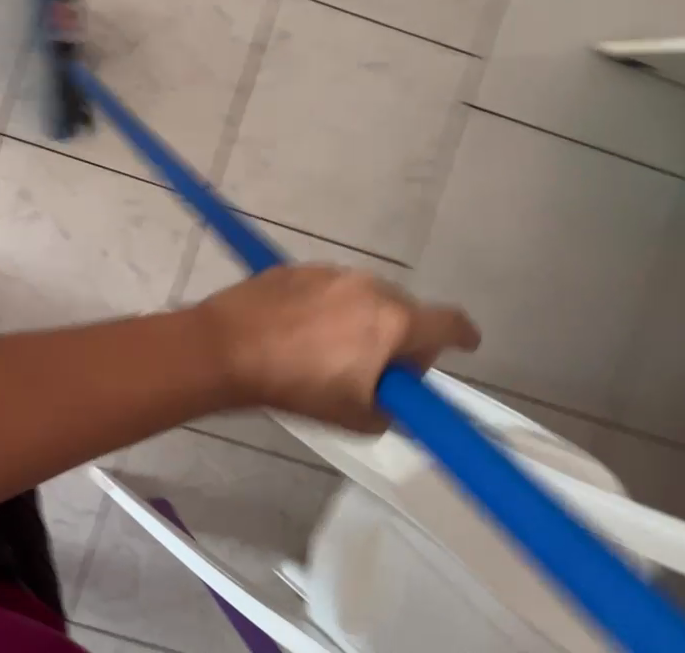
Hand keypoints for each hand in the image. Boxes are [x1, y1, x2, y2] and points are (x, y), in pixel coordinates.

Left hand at [196, 265, 480, 432]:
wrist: (222, 348)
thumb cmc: (294, 384)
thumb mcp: (358, 415)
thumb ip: (392, 409)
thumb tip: (391, 401)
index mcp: (394, 321)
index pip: (451, 323)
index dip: (461, 337)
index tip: (462, 346)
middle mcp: (365, 287)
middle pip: (404, 309)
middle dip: (400, 334)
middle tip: (375, 364)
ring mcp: (323, 272)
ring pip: (360, 295)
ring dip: (359, 316)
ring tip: (329, 346)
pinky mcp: (287, 268)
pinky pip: (322, 286)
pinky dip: (322, 304)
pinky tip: (298, 328)